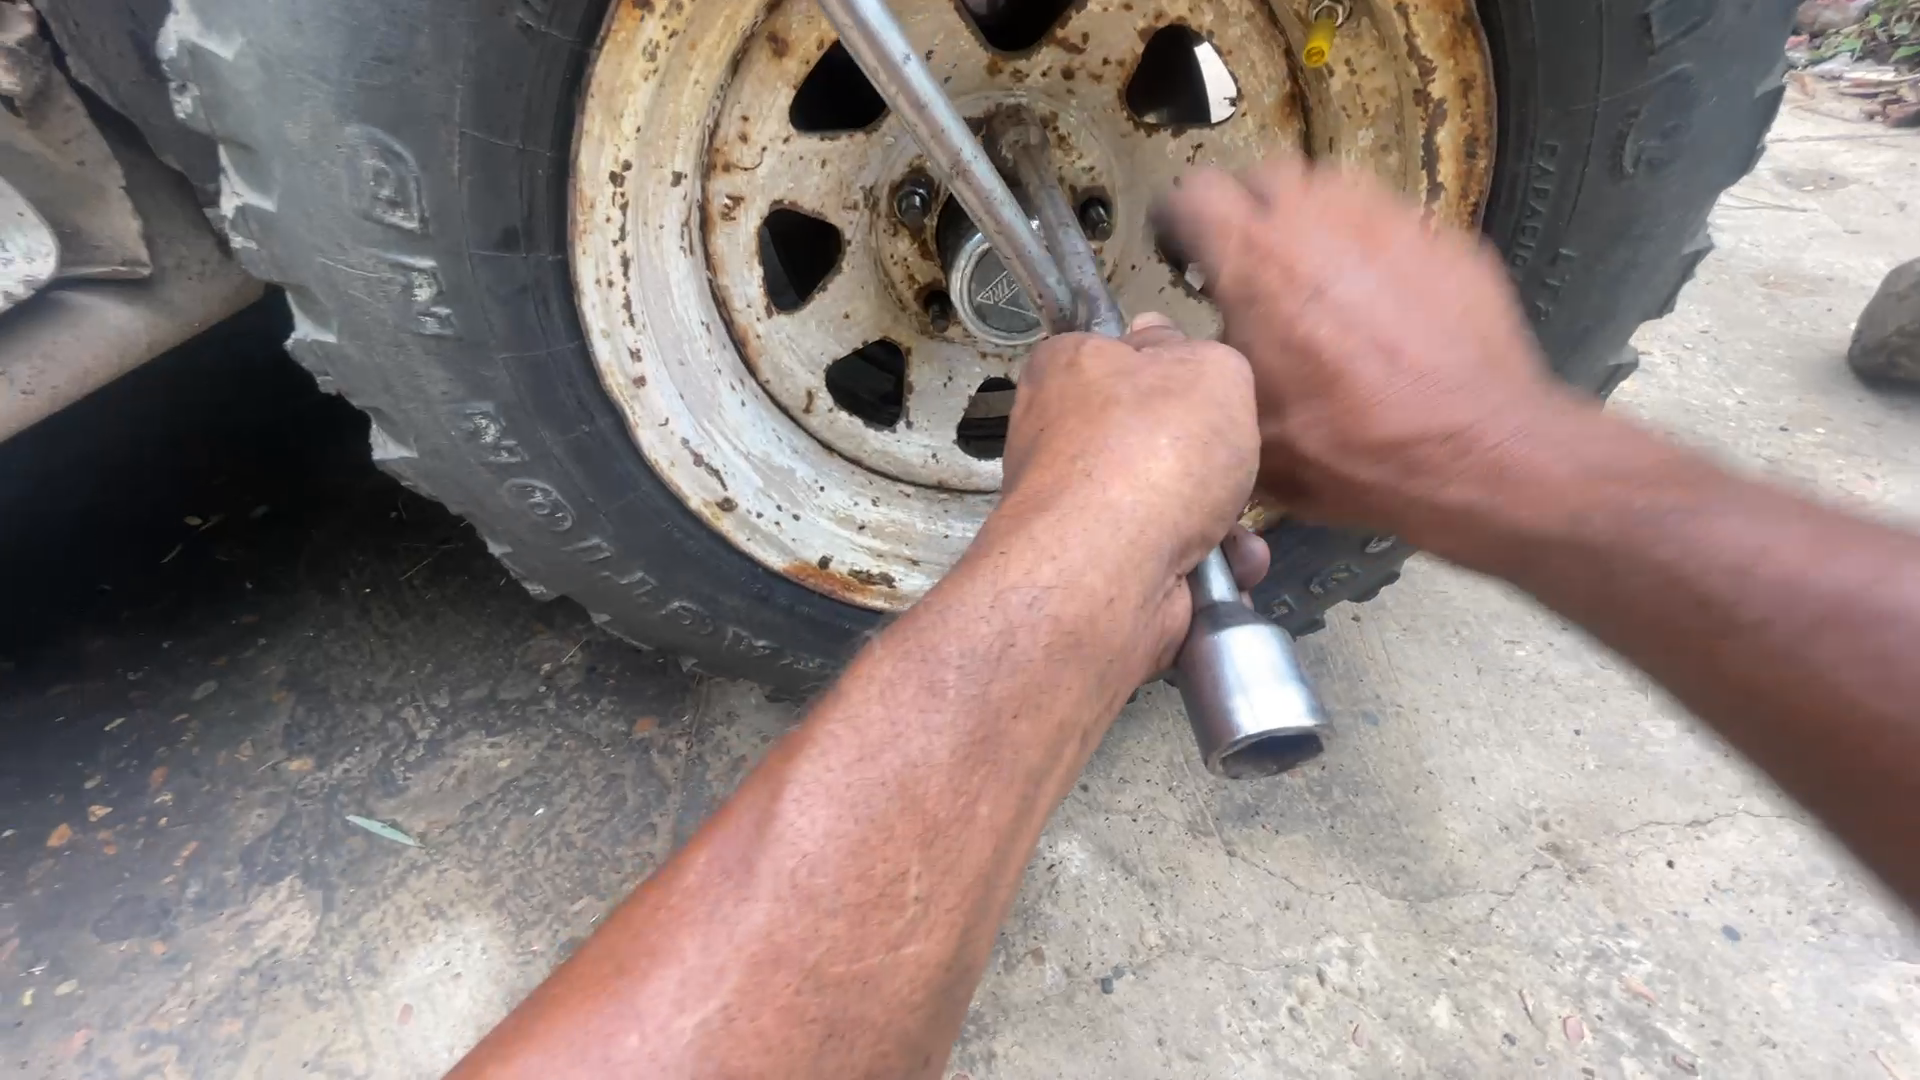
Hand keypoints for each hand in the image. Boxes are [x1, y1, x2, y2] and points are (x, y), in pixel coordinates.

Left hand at [988, 316, 1267, 670]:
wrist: (1105, 570)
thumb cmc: (1155, 449)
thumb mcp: (1206, 367)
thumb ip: (1197, 353)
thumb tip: (1159, 340)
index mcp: (1066, 370)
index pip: (1117, 353)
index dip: (1168, 369)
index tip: (1202, 393)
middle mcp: (1059, 438)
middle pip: (1152, 439)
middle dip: (1209, 464)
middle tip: (1229, 470)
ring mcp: (1074, 510)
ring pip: (1166, 507)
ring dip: (1219, 527)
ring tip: (1234, 540)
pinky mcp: (1093, 568)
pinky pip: (1161, 559)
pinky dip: (1201, 569)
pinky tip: (1226, 573)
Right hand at [1153, 158, 1591, 544]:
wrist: (1470, 454)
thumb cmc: (1346, 450)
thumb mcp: (1240, 426)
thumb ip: (1203, 369)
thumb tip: (1181, 346)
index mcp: (1256, 265)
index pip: (1194, 193)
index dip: (1176, 219)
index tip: (1178, 249)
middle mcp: (1320, 224)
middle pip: (1263, 177)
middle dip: (1242, 213)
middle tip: (1242, 266)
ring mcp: (1390, 224)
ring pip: (1328, 188)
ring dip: (1302, 224)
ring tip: (1304, 281)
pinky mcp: (1444, 240)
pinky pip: (1384, 222)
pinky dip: (1359, 248)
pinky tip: (1366, 302)